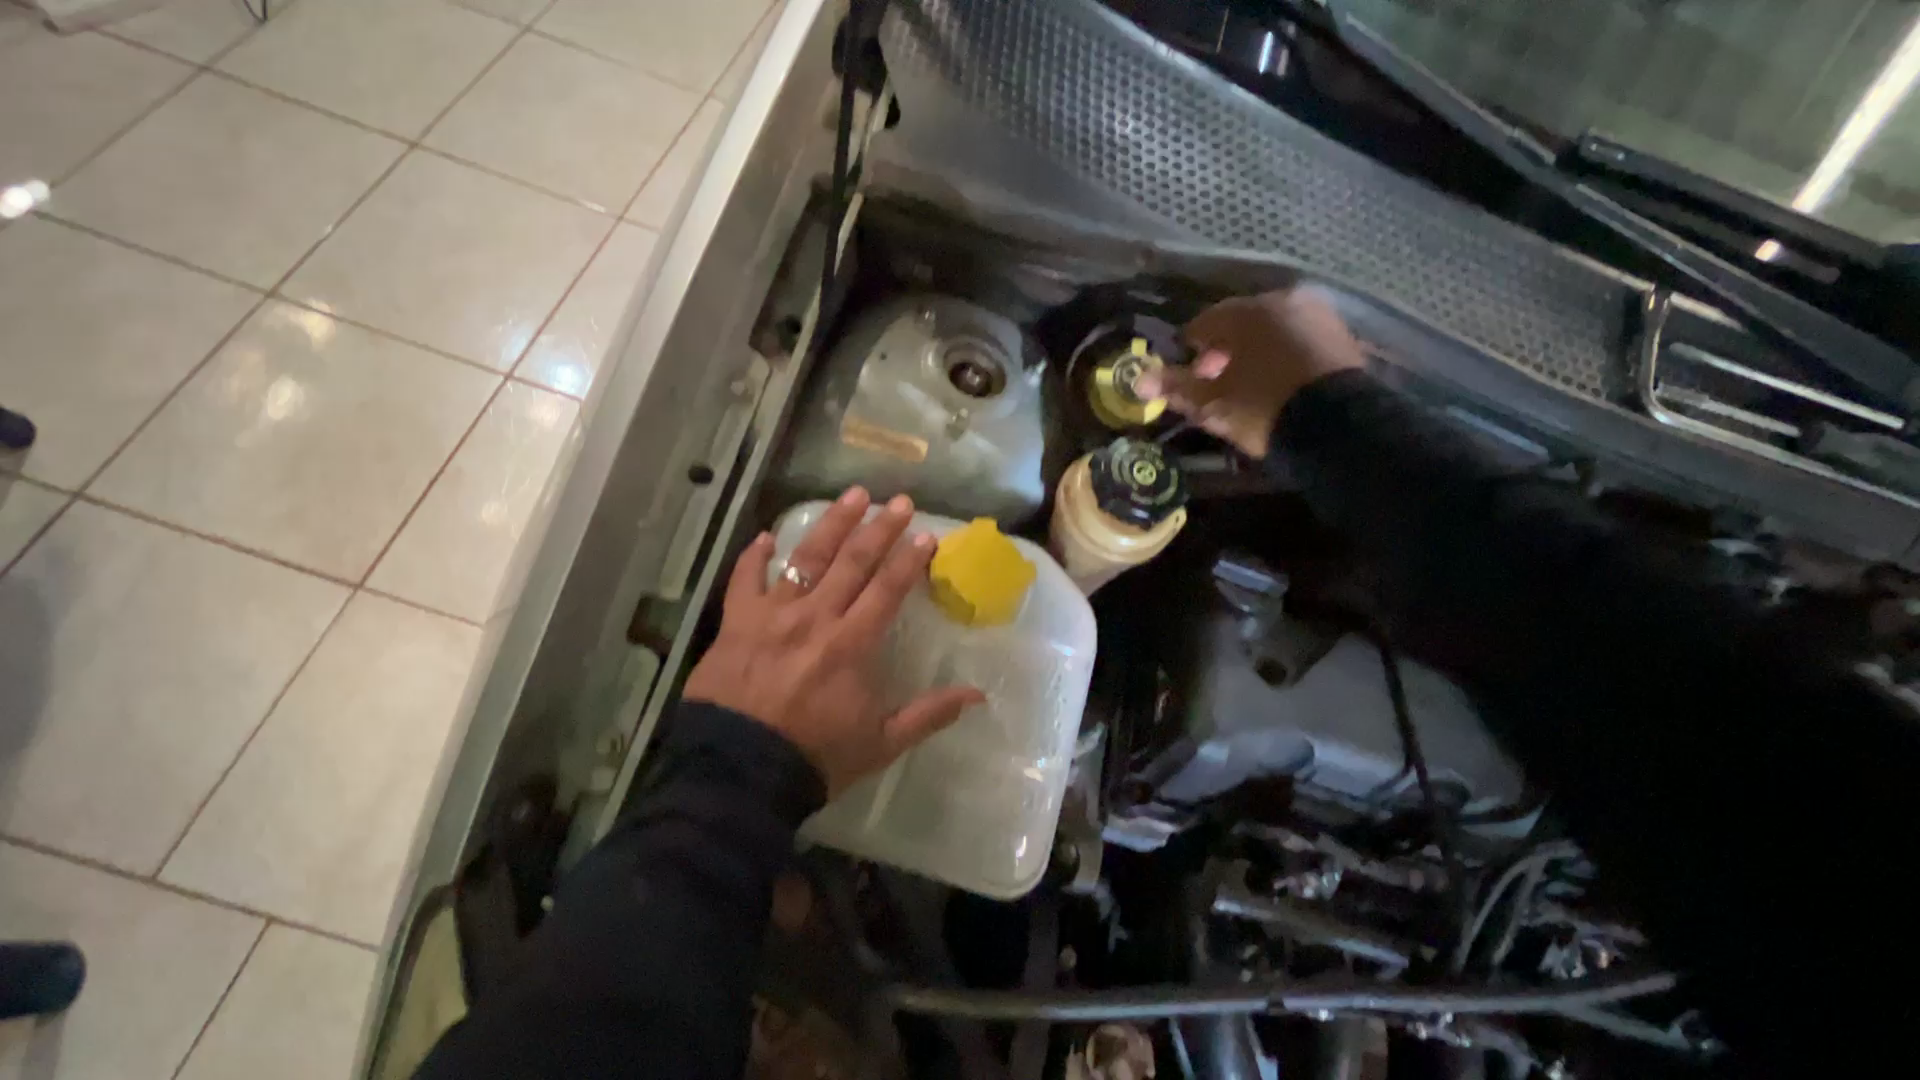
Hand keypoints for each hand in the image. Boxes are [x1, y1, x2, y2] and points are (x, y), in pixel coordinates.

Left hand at [683, 486, 985, 796]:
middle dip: (879, 528)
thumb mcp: (881, 743)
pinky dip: (754, 556)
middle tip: (899, 501)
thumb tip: (977, 694)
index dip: (909, 559)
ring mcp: (771, 615)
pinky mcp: (735, 622)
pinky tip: (767, 536)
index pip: (887, 589)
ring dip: (831, 524)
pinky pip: (744, 580)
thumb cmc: (814, 757)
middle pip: (852, 562)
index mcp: (851, 644)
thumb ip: (928, 714)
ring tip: (853, 495)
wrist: (737, 772)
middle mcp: (814, 618)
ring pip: (805, 558)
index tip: (926, 534)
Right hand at [1134, 287, 1365, 457]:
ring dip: (1255, 354)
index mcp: (1249, 310)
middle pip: (1242, 324)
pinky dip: (1284, 358)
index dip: (1191, 351)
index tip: (1188, 377)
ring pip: (1273, 332)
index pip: (1205, 323)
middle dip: (1224, 352)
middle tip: (1215, 385)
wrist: (1338, 428)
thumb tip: (1138, 380)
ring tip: (1246, 389)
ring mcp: (1320, 316)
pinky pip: (1300, 343)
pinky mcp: (1343, 338)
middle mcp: (1286, 301)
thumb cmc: (1263, 406)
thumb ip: (1176, 387)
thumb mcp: (1213, 402)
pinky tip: (1278, 387)